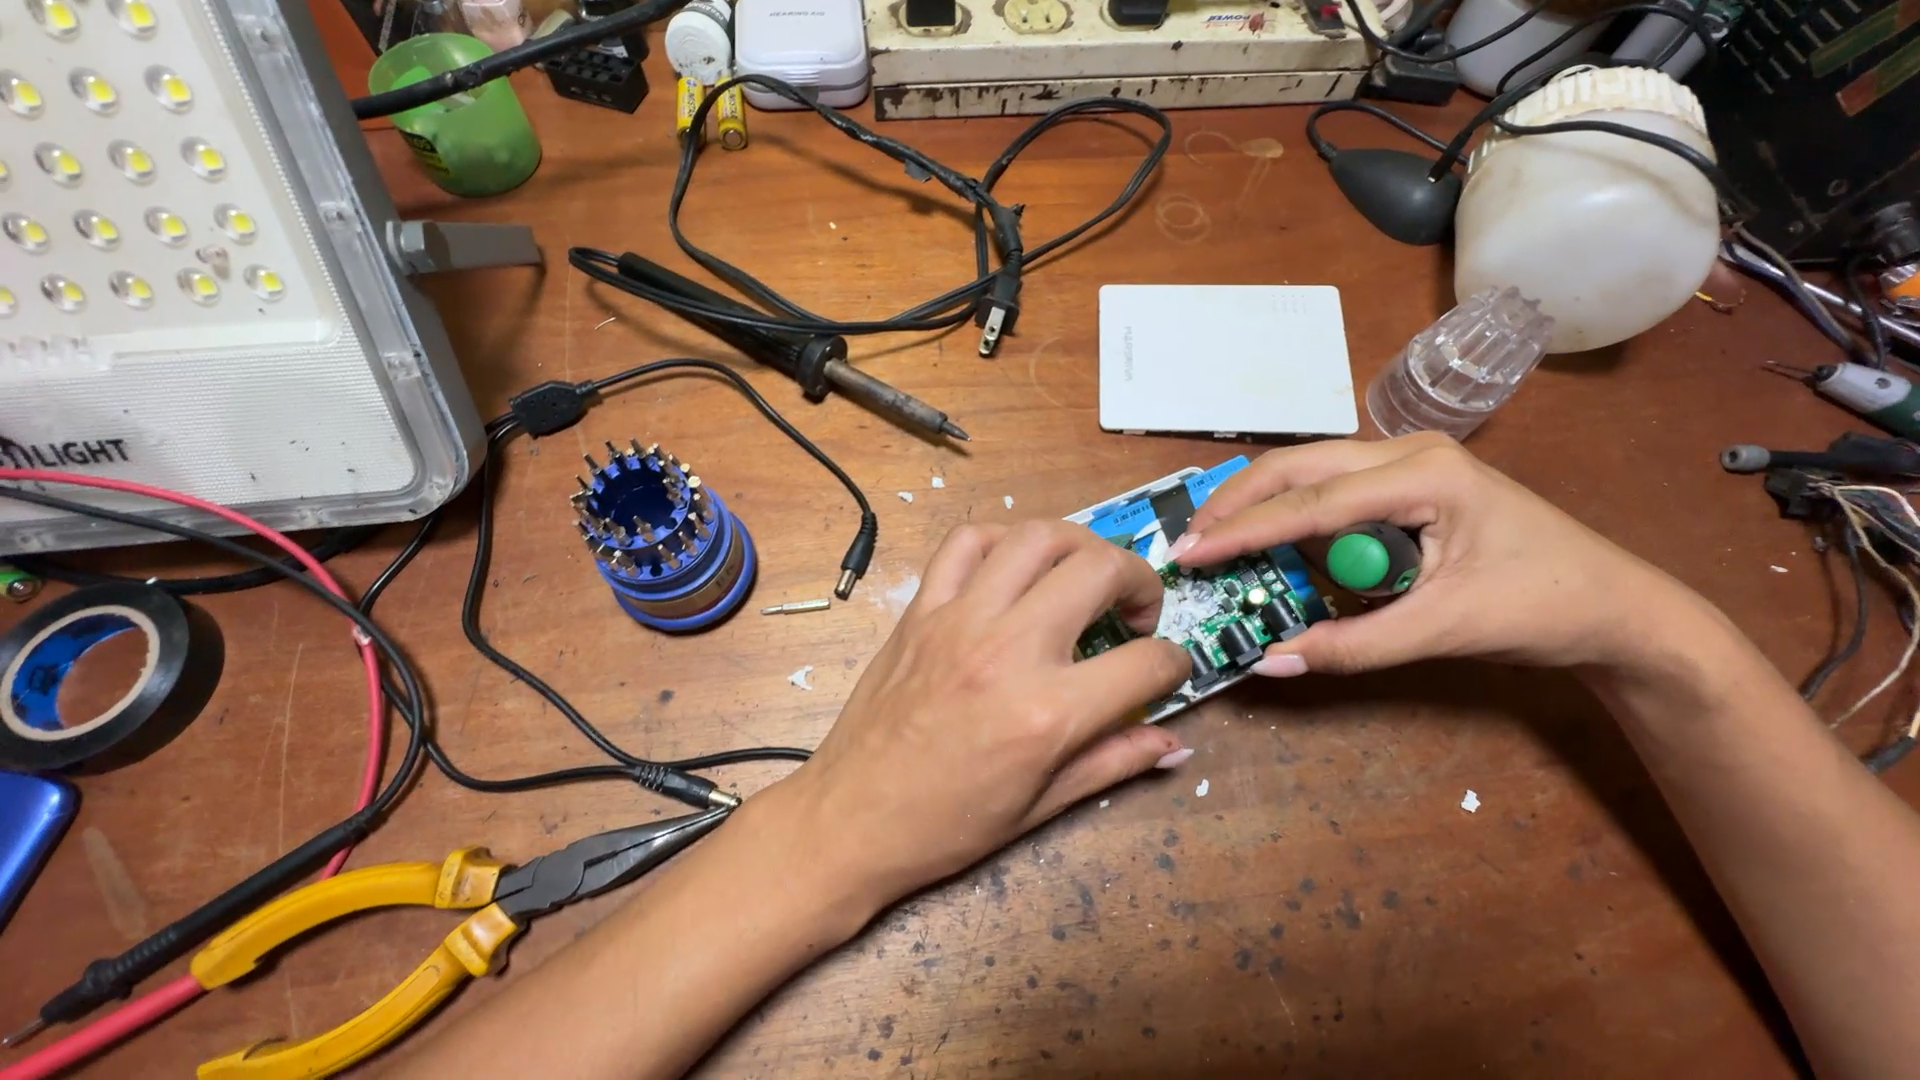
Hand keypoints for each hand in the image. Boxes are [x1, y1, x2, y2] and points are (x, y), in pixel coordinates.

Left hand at [766, 521, 1191, 909]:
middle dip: (1140, 582)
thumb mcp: (1041, 808)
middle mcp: (1008, 649)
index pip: (1147, 662)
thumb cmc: (948, 825)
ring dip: (1078, 546)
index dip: (1173, 664)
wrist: (851, 819)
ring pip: (1036, 537)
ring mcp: (959, 620)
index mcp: (1048, 713)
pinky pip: (964, 544)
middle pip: (1100, 569)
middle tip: (1133, 613)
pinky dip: (1001, 541)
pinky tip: (1013, 570)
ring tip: (1082, 578)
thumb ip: (1115, 762)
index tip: (1165, 671)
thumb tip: (1175, 742)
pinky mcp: (920, 610)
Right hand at [1170, 434, 1706, 675]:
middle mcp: (1409, 453)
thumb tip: (1270, 663)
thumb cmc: (1544, 607)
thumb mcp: (1442, 630)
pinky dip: (1292, 515)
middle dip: (1239, 501)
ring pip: (1310, 471)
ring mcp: (1409, 463)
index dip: (1245, 530)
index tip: (1192, 552)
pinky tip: (1266, 537)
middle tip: (1191, 540)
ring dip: (1261, 504)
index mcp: (1425, 475)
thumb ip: (1352, 646)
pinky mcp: (1407, 483)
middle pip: (1298, 465)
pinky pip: (1331, 491)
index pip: (1312, 503)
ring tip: (1216, 539)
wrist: (1618, 607)